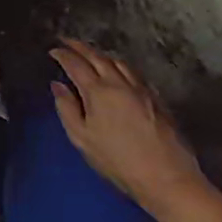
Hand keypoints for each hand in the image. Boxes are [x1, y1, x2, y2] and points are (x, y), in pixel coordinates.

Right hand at [49, 38, 205, 208]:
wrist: (168, 180)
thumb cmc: (118, 161)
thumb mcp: (82, 138)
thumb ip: (66, 108)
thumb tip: (58, 85)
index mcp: (98, 91)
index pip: (76, 64)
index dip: (62, 54)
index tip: (53, 50)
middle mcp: (120, 84)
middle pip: (98, 57)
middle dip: (80, 47)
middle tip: (68, 41)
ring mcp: (142, 91)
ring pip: (120, 63)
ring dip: (102, 55)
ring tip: (93, 55)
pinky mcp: (158, 101)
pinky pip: (136, 75)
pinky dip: (122, 67)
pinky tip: (121, 74)